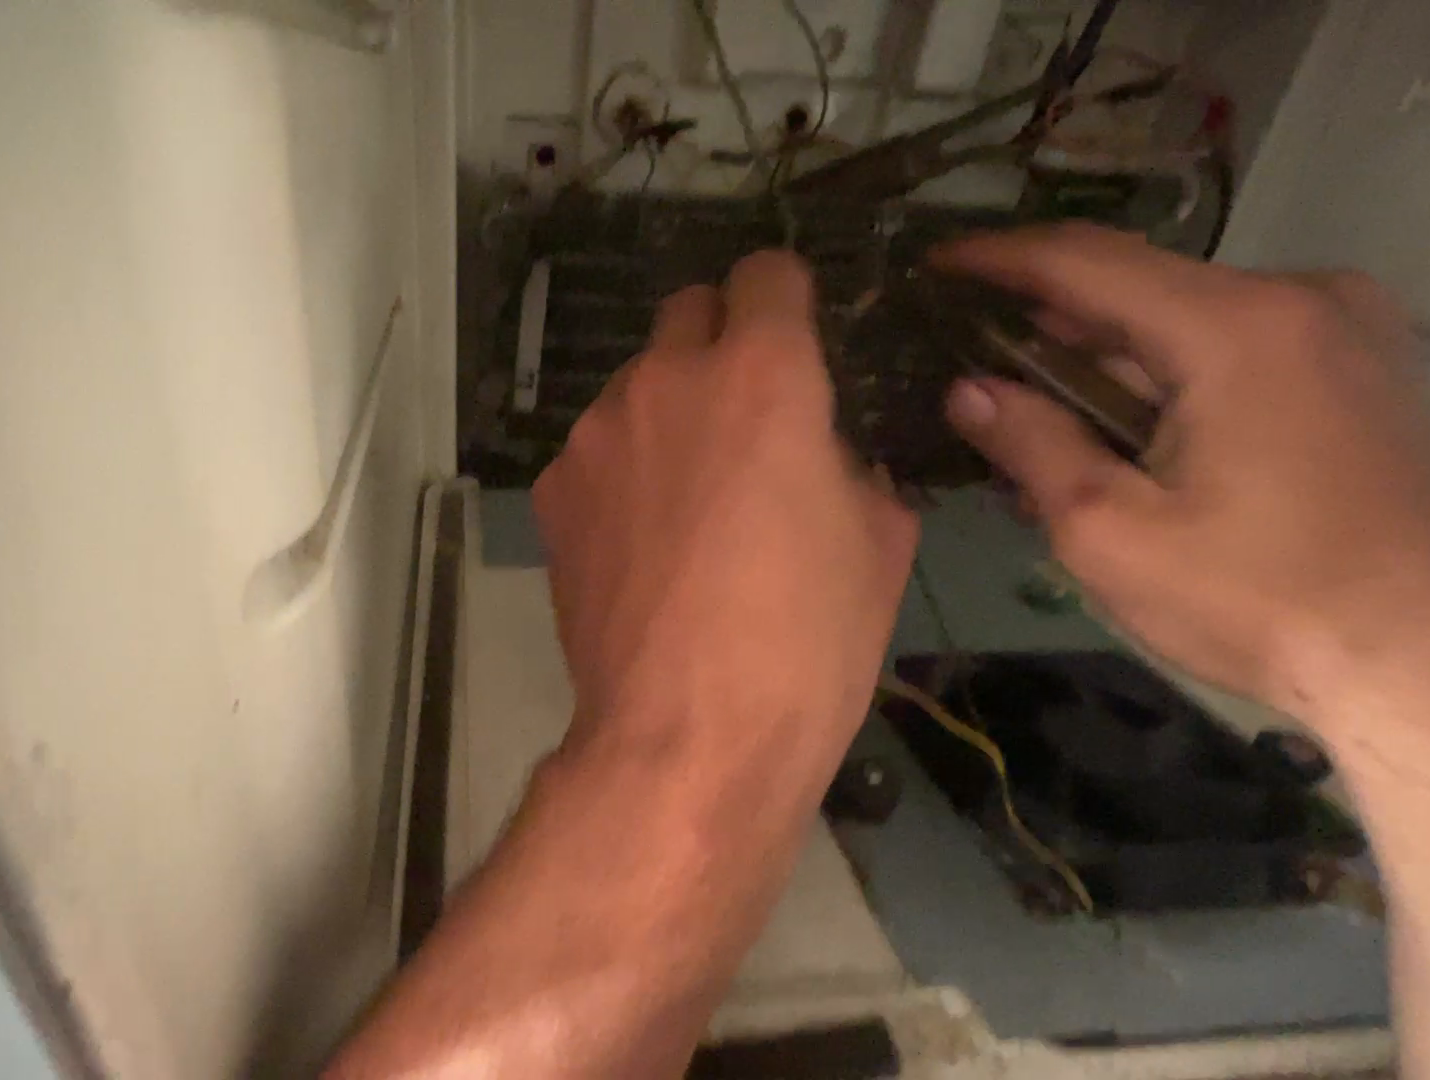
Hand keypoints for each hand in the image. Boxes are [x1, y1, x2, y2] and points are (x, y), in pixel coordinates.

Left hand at [533, 251, 916, 755]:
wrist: (687, 732)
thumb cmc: (806, 640)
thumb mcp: (877, 542)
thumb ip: (847, 461)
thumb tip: (820, 452)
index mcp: (761, 374)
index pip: (766, 275)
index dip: (786, 298)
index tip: (795, 338)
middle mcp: (663, 381)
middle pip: (686, 312)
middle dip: (720, 341)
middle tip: (743, 413)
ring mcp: (594, 436)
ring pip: (634, 386)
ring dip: (665, 413)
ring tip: (685, 499)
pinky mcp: (552, 493)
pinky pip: (595, 453)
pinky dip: (621, 471)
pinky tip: (638, 542)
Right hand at [939, 224, 1429, 734]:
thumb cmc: (1255, 599)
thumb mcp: (1106, 528)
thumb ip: (1030, 444)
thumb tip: (963, 390)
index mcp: (1236, 328)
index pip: (1085, 261)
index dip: (996, 258)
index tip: (930, 264)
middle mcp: (1298, 301)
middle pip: (1129, 288)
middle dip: (1036, 322)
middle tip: (957, 359)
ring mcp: (1336, 332)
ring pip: (1170, 322)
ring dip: (1087, 362)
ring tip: (1015, 415)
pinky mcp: (1349, 370)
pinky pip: (1217, 350)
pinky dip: (1146, 381)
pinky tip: (1099, 434)